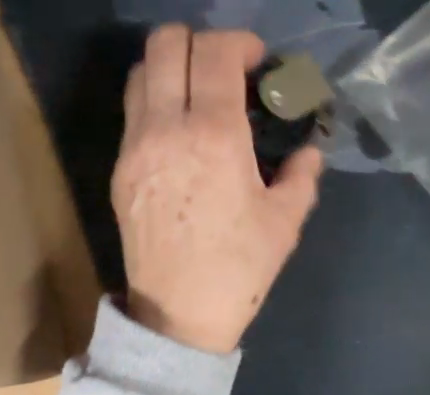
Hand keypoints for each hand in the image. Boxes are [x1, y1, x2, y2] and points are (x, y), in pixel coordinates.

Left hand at [111, 25, 322, 353]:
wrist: (179, 316)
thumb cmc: (239, 271)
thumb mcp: (284, 224)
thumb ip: (301, 177)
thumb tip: (308, 153)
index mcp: (214, 134)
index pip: (215, 52)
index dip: (239, 43)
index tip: (257, 61)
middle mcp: (166, 126)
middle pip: (166, 43)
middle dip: (199, 44)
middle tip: (225, 70)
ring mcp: (136, 146)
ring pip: (141, 71)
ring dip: (171, 68)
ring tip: (198, 97)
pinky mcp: (121, 169)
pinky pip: (134, 112)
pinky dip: (155, 102)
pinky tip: (181, 135)